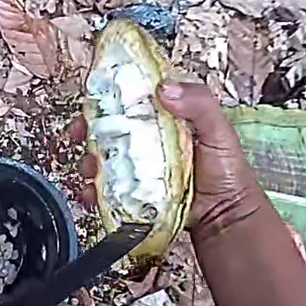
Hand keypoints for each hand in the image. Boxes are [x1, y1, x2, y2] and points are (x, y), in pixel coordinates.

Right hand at [73, 82, 270, 242]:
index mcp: (164, 117)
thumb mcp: (218, 128)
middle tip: (80, 133)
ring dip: (88, 162)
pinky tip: (91, 194)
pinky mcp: (134, 194)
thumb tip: (163, 89)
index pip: (131, 100)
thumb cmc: (225, 170)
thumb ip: (198, 103)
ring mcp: (138, 168)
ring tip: (88, 169)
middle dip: (87, 130)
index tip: (92, 99)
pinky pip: (107, 191)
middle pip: (108, 129)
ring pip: (103, 160)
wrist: (225, 216)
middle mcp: (147, 140)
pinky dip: (93, 192)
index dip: (107, 96)